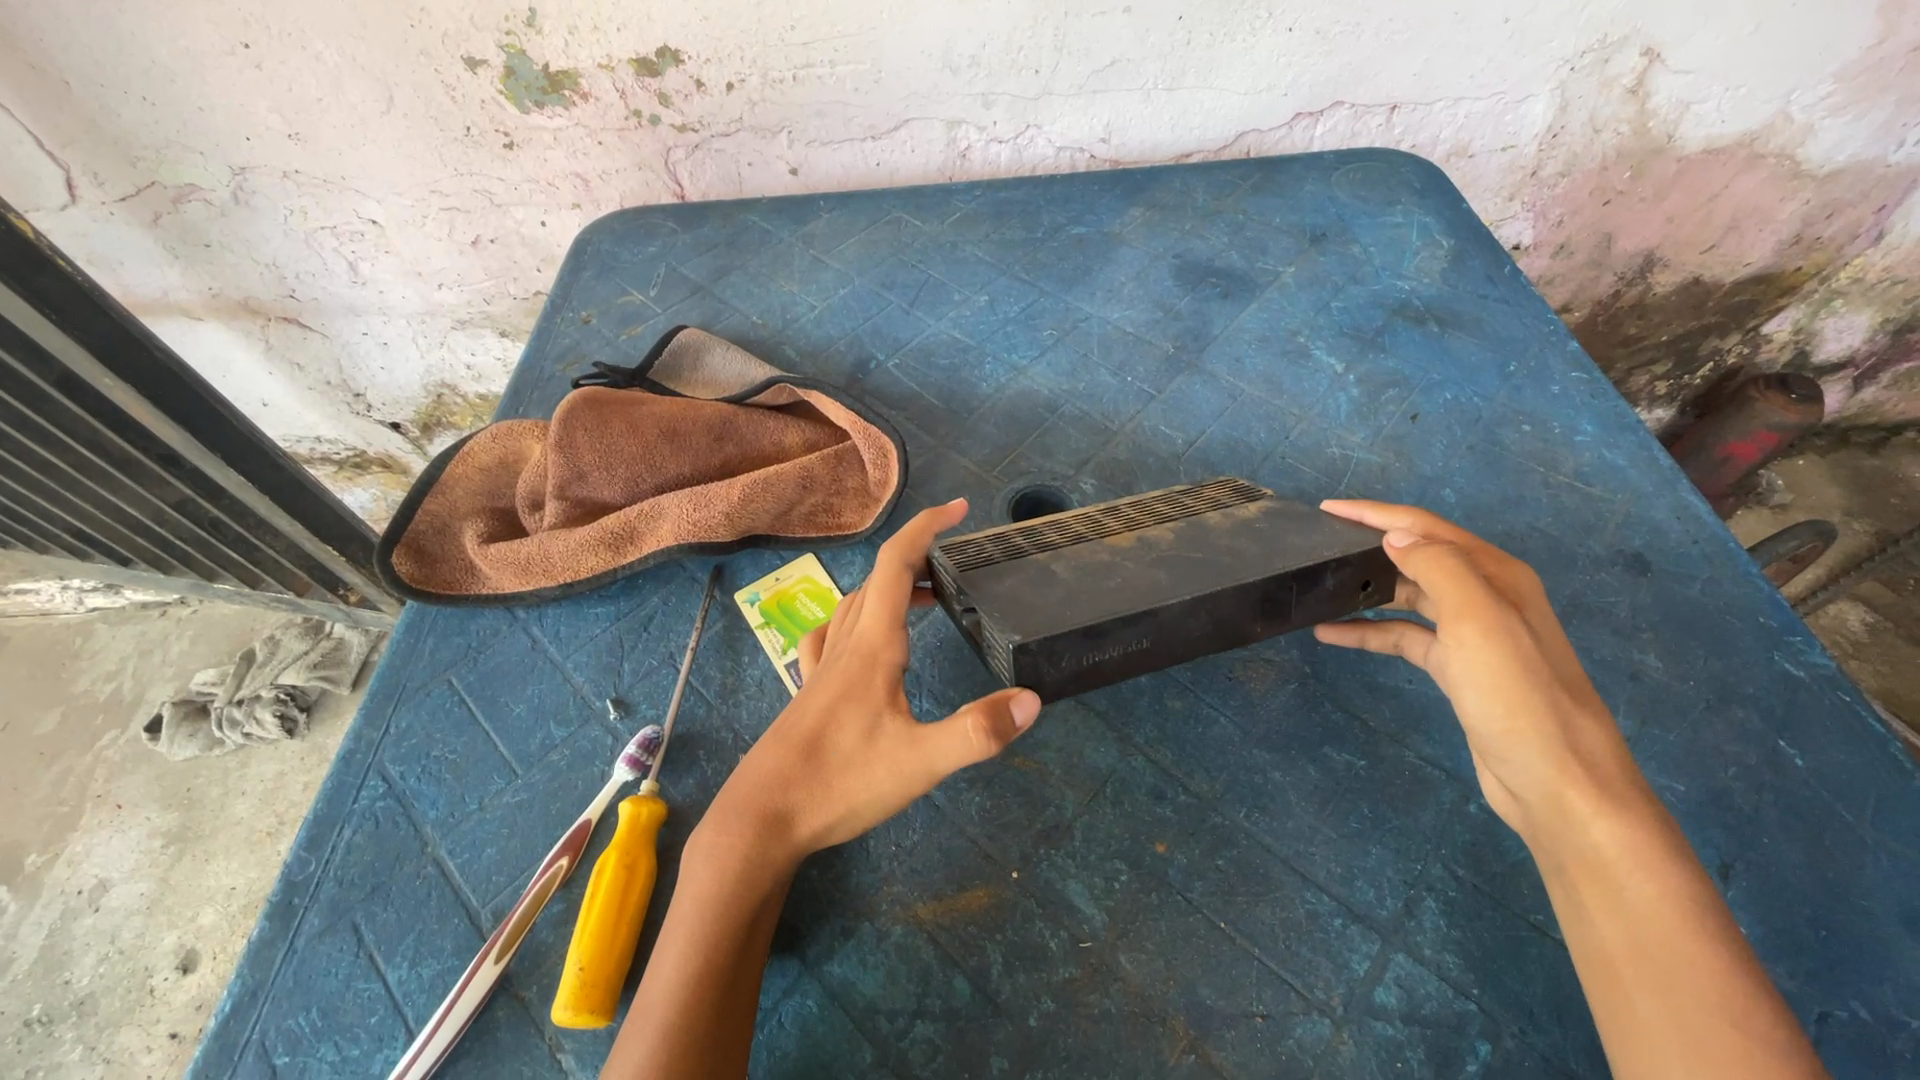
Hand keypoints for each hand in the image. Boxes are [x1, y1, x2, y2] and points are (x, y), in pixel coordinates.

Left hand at [699, 498, 1042, 863]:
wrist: (761, 818)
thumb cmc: (839, 784)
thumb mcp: (920, 763)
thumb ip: (976, 732)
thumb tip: (1031, 700)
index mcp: (873, 648)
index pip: (896, 566)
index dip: (926, 528)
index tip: (958, 508)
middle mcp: (844, 647)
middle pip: (876, 581)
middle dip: (916, 559)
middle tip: (955, 568)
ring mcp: (819, 669)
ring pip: (852, 606)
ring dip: (888, 589)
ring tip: (923, 601)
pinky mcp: (806, 693)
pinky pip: (830, 636)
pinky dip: (853, 620)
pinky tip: (857, 642)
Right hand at [1313, 499, 1645, 842]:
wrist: (1555, 778)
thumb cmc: (1516, 693)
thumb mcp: (1478, 619)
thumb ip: (1437, 567)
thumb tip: (1393, 537)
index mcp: (1496, 574)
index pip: (1426, 528)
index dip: (1376, 514)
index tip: (1328, 508)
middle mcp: (1486, 596)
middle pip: (1419, 557)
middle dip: (1371, 546)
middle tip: (1317, 545)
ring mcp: (1472, 635)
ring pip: (1409, 597)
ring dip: (1367, 590)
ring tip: (1320, 587)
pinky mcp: (1457, 669)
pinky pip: (1404, 637)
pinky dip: (1369, 633)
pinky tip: (1332, 635)